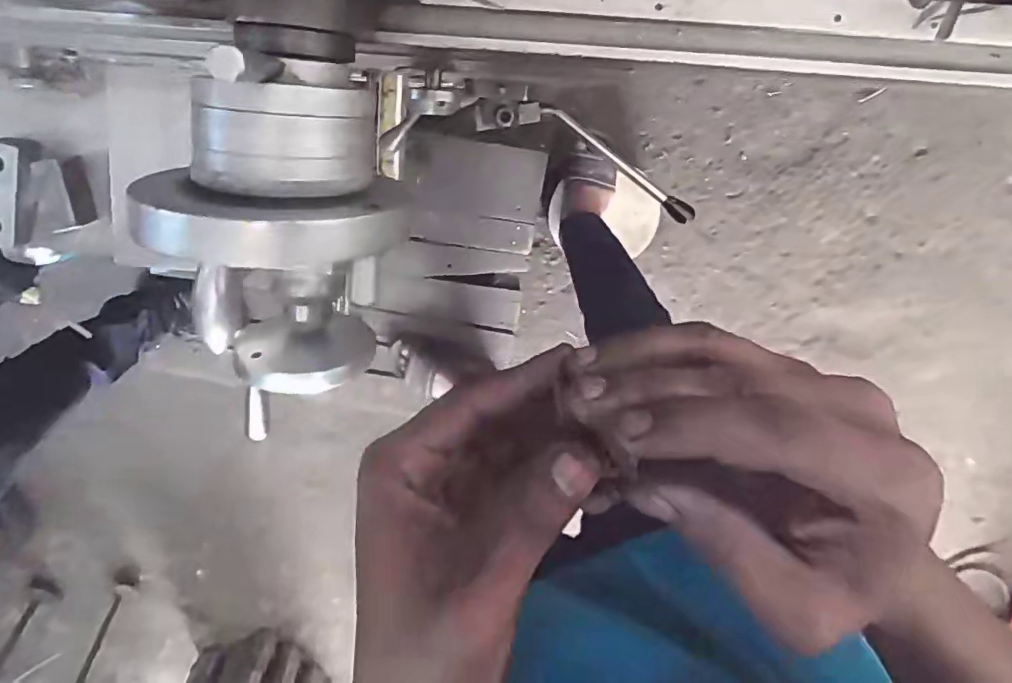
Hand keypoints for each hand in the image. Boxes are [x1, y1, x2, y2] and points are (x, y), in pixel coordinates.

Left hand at [355, 345, 600, 682]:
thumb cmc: (426, 654)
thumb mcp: (481, 589)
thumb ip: (531, 518)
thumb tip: (585, 453)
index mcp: (400, 464)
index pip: (467, 404)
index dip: (522, 381)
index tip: (572, 358)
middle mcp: (422, 462)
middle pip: (493, 418)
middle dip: (547, 408)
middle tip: (604, 389)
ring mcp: (450, 484)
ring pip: (510, 443)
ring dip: (558, 438)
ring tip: (611, 423)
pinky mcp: (475, 509)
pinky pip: (518, 476)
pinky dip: (555, 472)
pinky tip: (597, 468)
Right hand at [565, 322, 943, 655]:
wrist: (878, 561)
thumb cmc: (840, 594)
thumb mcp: (794, 610)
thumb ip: (726, 546)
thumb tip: (643, 479)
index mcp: (881, 471)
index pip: (772, 427)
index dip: (688, 424)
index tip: (617, 433)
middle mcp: (854, 404)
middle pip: (734, 379)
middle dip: (648, 387)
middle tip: (580, 400)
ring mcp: (817, 374)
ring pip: (714, 347)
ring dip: (639, 356)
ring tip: (581, 372)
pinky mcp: (782, 363)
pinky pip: (709, 343)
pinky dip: (652, 348)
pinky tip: (607, 357)